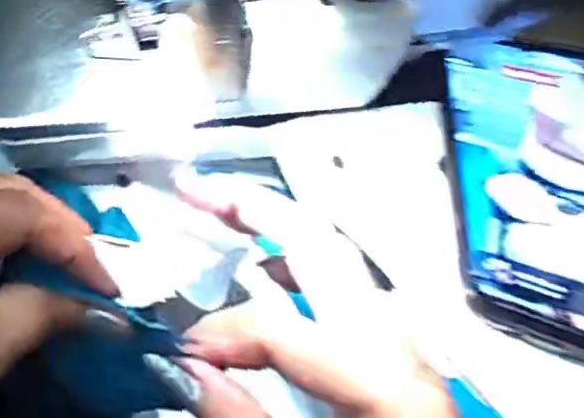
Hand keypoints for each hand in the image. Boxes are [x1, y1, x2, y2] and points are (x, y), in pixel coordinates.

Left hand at [0, 172, 118, 417]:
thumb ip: (46, 313)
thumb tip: (109, 310)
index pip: (25, 209)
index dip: (77, 244)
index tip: (116, 287)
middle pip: (11, 194)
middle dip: (59, 231)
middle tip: (102, 278)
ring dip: (37, 231)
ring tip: (74, 272)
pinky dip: (7, 234)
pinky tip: (29, 263)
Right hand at [170, 173, 455, 417]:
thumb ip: (241, 416)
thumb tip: (179, 367)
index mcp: (386, 381)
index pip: (280, 326)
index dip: (221, 332)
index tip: (180, 355)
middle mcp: (400, 349)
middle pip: (318, 244)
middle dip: (247, 206)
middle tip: (188, 188)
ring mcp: (404, 346)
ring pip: (331, 250)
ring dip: (268, 219)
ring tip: (215, 205)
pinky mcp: (399, 358)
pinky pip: (343, 279)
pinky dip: (294, 256)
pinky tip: (263, 263)